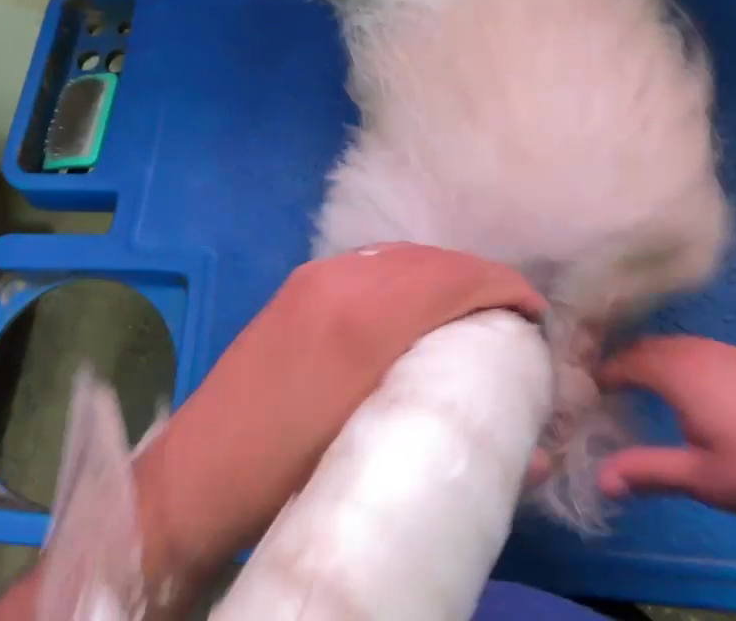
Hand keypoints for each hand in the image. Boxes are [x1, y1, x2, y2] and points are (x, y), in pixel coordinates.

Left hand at [134, 244, 543, 589]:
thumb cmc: (291, 479)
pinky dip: (407, 276)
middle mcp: (342, 280)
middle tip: (510, 316)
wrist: (200, 471)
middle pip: (432, 259)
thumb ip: (457, 440)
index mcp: (366, 319)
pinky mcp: (298, 284)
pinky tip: (416, 307)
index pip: (454, 278)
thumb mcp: (381, 460)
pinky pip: (370, 264)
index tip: (535, 315)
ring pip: (401, 256)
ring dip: (443, 275)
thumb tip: (532, 449)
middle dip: (480, 279)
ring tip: (470, 311)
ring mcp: (315, 277)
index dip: (504, 287)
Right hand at [596, 336, 735, 531]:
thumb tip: (600, 480)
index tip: (583, 390)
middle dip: (624, 362)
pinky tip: (692, 392)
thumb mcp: (701, 479)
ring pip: (679, 346)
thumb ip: (647, 472)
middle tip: (605, 387)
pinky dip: (682, 363)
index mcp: (680, 371)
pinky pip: (703, 352)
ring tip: (641, 387)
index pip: (625, 361)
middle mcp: (702, 352)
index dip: (601, 373)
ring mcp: (734, 354)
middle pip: (650, 346)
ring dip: (654, 360)